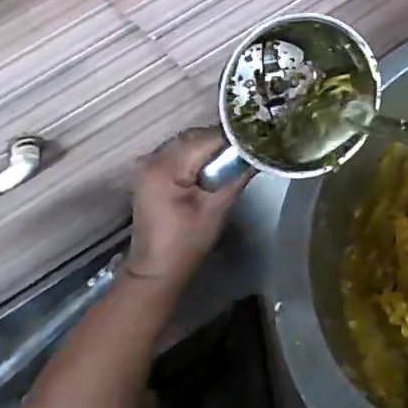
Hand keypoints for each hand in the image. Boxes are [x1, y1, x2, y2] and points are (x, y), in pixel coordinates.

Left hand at [124, 128, 249, 288]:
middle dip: (221, 142)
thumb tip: (260, 152)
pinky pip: (178, 152)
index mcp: (165, 168)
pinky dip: (196, 154)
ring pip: (187, 142)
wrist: (155, 271)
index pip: (206, 139)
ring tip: (232, 158)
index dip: (232, 139)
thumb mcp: (217, 209)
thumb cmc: (186, 243)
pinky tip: (212, 166)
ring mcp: (148, 165)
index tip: (254, 141)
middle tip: (245, 151)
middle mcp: (153, 159)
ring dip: (208, 147)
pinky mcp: (150, 172)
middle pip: (195, 136)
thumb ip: (237, 176)